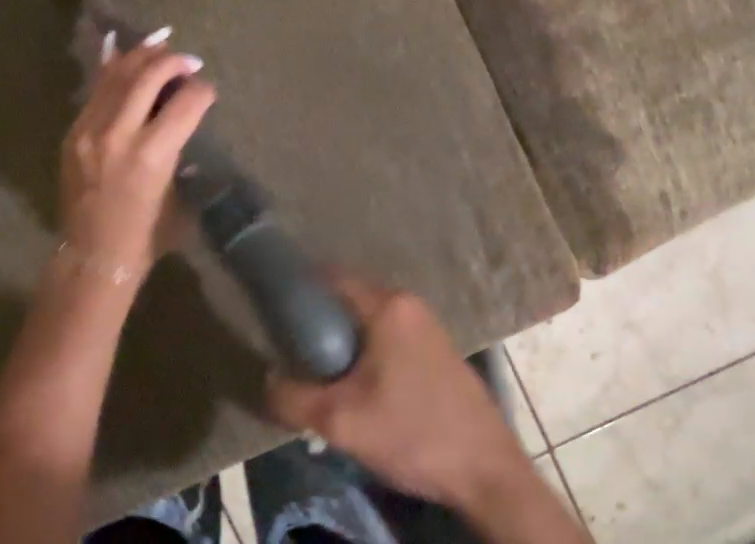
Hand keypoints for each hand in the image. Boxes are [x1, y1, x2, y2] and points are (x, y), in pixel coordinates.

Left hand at [58, 35, 214, 278]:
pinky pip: (94, 91)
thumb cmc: (144, 236)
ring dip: (140, 56)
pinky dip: (110, 69)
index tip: (207, 90)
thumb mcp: (175, 193)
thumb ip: (177, 149)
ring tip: (160, 42)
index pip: (184, 103)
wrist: (92, 256)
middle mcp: (119, 134)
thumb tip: (181, 116)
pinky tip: (121, 50)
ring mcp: (90, 130)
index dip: (201, 91)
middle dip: (171, 62)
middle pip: (147, 76)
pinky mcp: (73, 132)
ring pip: (116, 76)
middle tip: (187, 60)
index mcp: (152, 155)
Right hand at [266, 274, 523, 508]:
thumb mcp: (341, 421)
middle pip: (349, 300)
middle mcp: (411, 305)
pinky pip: (391, 338)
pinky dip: (369, 353)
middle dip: (320, 322)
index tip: (274, 312)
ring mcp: (431, 328)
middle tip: (294, 352)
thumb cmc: (414, 435)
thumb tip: (266, 382)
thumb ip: (292, 398)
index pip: (330, 277)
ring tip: (322, 375)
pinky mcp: (442, 353)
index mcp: (389, 306)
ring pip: (371, 322)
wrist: (489, 477)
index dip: (298, 290)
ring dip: (345, 342)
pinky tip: (360, 388)